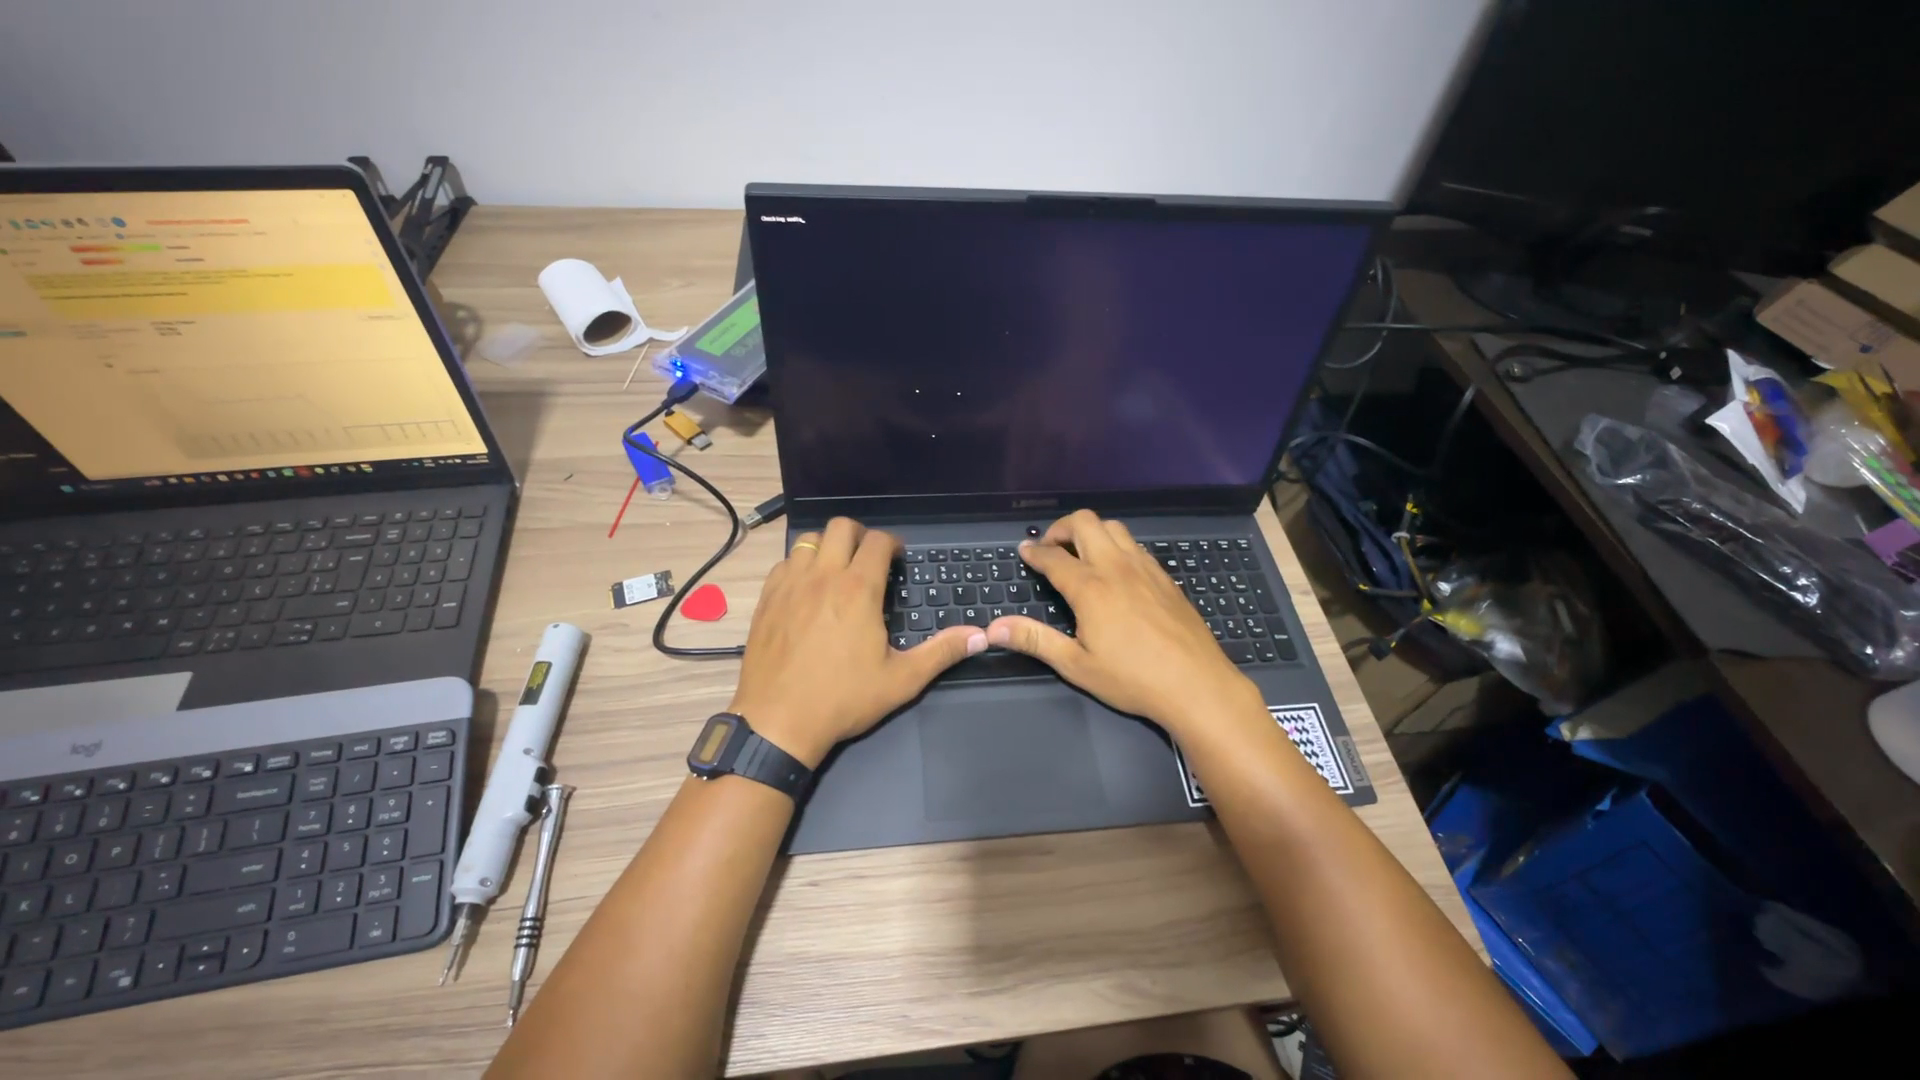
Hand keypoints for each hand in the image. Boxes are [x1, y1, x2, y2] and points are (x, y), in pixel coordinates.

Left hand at [730, 518, 986, 765]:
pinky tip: (806, 590)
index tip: (897, 560)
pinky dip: (799, 565)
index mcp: (858, 589)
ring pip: (808, 540)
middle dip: (860, 535)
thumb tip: (980, 636)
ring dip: (827, 547)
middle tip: (869, 560)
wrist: (777, 722)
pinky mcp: (766, 599)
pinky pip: (784, 563)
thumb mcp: (902, 680)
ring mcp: (789, 585)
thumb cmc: (843, 699)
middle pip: (840, 527)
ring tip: (837, 571)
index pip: (878, 541)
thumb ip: (942, 652)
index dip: (892, 544)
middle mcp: (822, 576)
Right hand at [985, 510, 1259, 730]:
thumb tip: (993, 628)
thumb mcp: (1077, 665)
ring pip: (1113, 527)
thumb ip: (1035, 640)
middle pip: (1085, 522)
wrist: (1196, 684)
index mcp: (1090, 587)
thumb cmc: (1132, 679)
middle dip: (1061, 528)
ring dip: (1091, 531)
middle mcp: (1116, 567)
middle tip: (1051, 548)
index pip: (1053, 556)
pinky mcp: (1165, 577)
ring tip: (1081, 553)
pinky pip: (1135, 545)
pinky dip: (1116, 545)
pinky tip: (1115, 570)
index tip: (1023, 551)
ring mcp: (1145, 568)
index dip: (1034, 551)